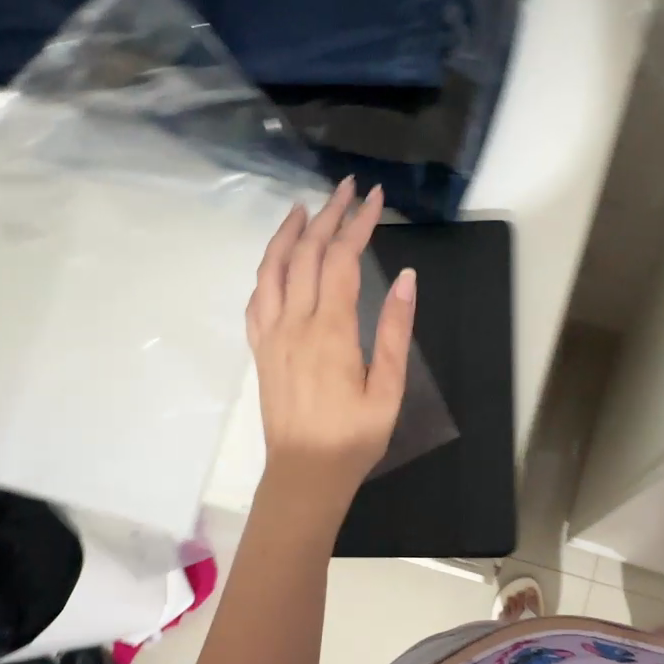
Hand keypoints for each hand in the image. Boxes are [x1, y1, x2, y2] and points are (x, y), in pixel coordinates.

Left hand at [246, 177, 415, 503]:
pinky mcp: (260, 350)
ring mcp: (271, 335)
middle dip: (328, 216)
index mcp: (331, 330)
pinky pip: (257, 299)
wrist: (305, 474)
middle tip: (346, 189)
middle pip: (307, 254)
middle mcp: (295, 323)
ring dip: (288, 234)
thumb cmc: (354, 437)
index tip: (374, 198)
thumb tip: (406, 278)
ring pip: (273, 269)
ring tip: (303, 209)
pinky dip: (267, 271)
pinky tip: (277, 263)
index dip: (358, 224)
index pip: (343, 260)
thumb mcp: (388, 389)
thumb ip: (396, 331)